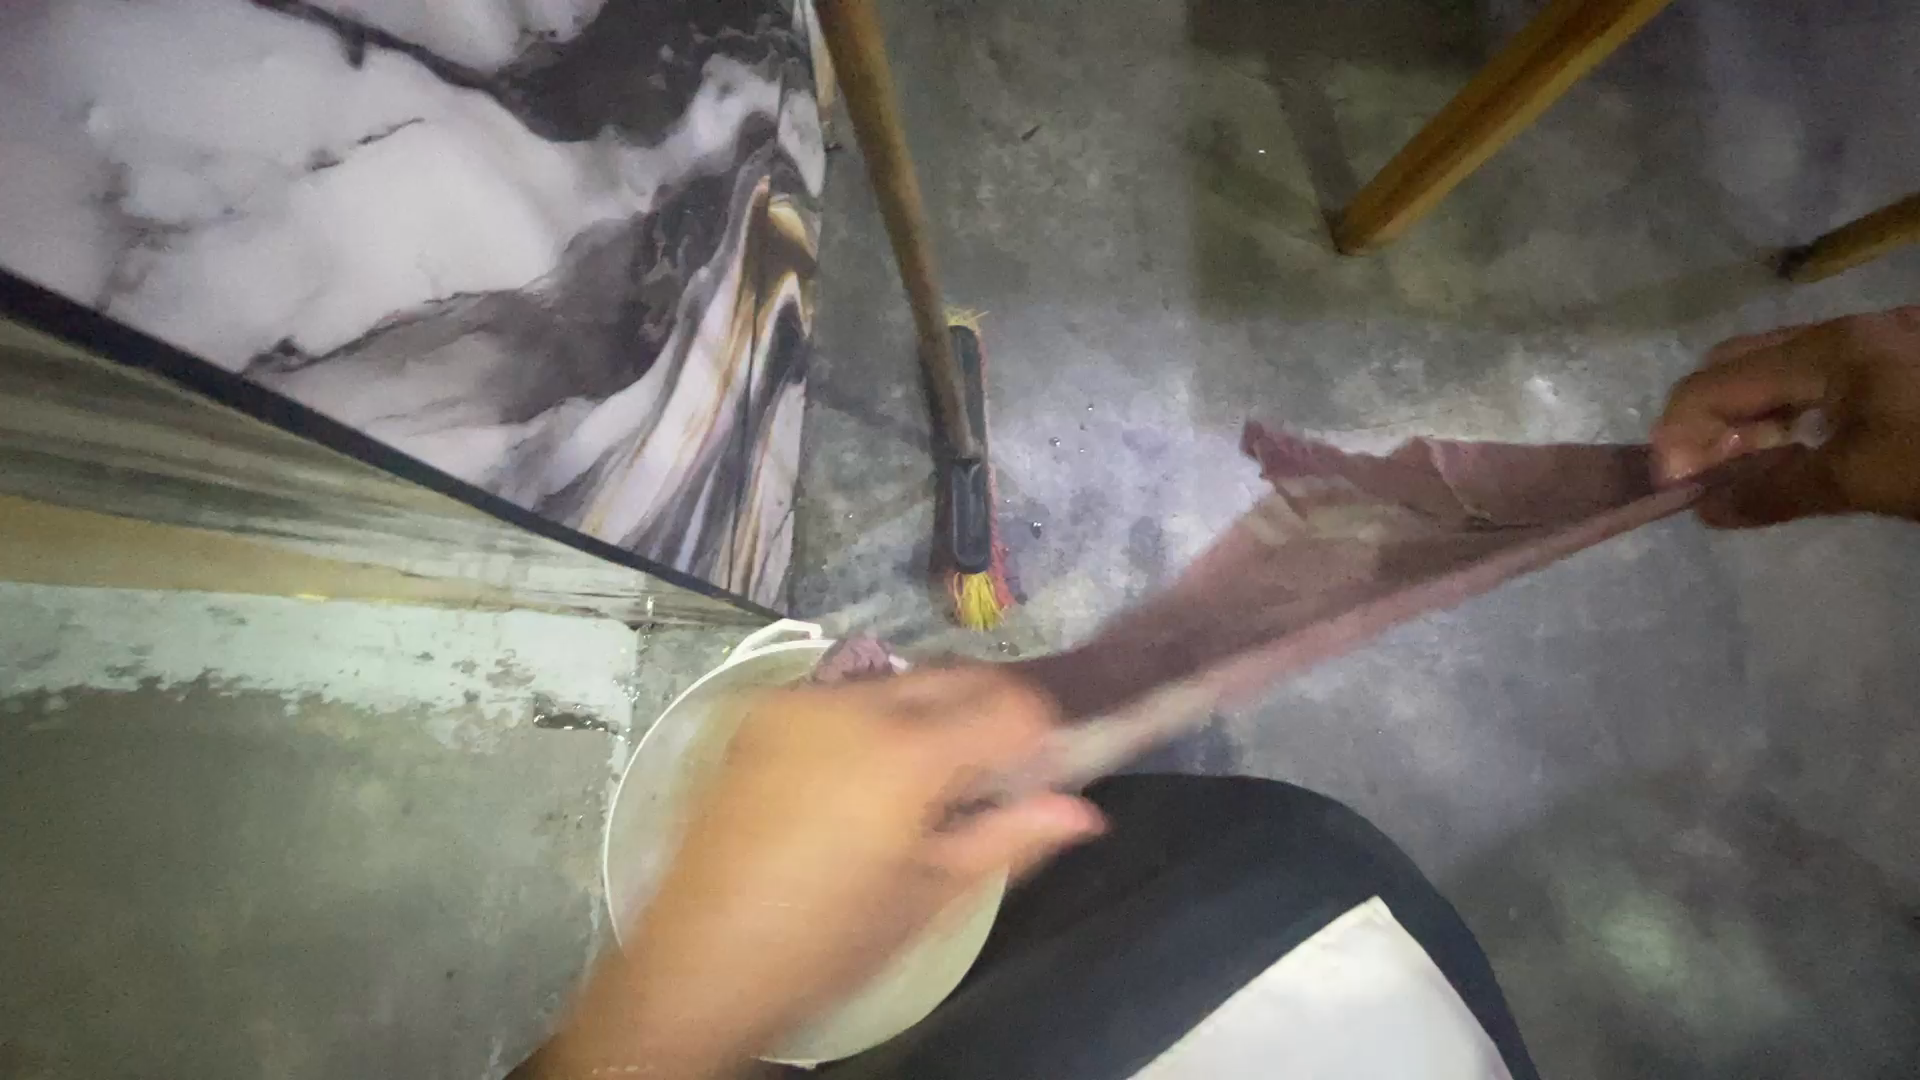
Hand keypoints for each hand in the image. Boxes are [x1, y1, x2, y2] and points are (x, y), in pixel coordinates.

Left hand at [527, 669, 1102, 1079]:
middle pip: (959, 674)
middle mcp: (857, 705)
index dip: (1040, 724)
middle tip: (996, 762)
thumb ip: (1009, 838)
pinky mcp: (765, 708)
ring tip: (927, 772)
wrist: (692, 965)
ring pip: (904, 679)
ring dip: (935, 709)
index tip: (1043, 757)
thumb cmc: (825, 945)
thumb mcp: (928, 899)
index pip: (1009, 702)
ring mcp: (804, 700)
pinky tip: (865, 768)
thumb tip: (1084, 812)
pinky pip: (849, 693)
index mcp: (907, 756)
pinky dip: (878, 715)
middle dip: (991, 706)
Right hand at [1652, 305, 1919, 526]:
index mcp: (1830, 350)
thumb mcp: (1868, 480)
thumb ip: (1775, 492)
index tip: (1680, 489)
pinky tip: (1804, 448)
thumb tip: (1706, 511)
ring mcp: (1883, 340)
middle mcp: (1848, 331)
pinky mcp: (1908, 359)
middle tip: (1711, 470)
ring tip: (1755, 465)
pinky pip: (1819, 377)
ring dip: (1747, 419)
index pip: (1707, 388)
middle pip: (1732, 366)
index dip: (1675, 439)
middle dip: (1704, 420)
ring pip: (1775, 371)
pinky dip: (1791, 414)